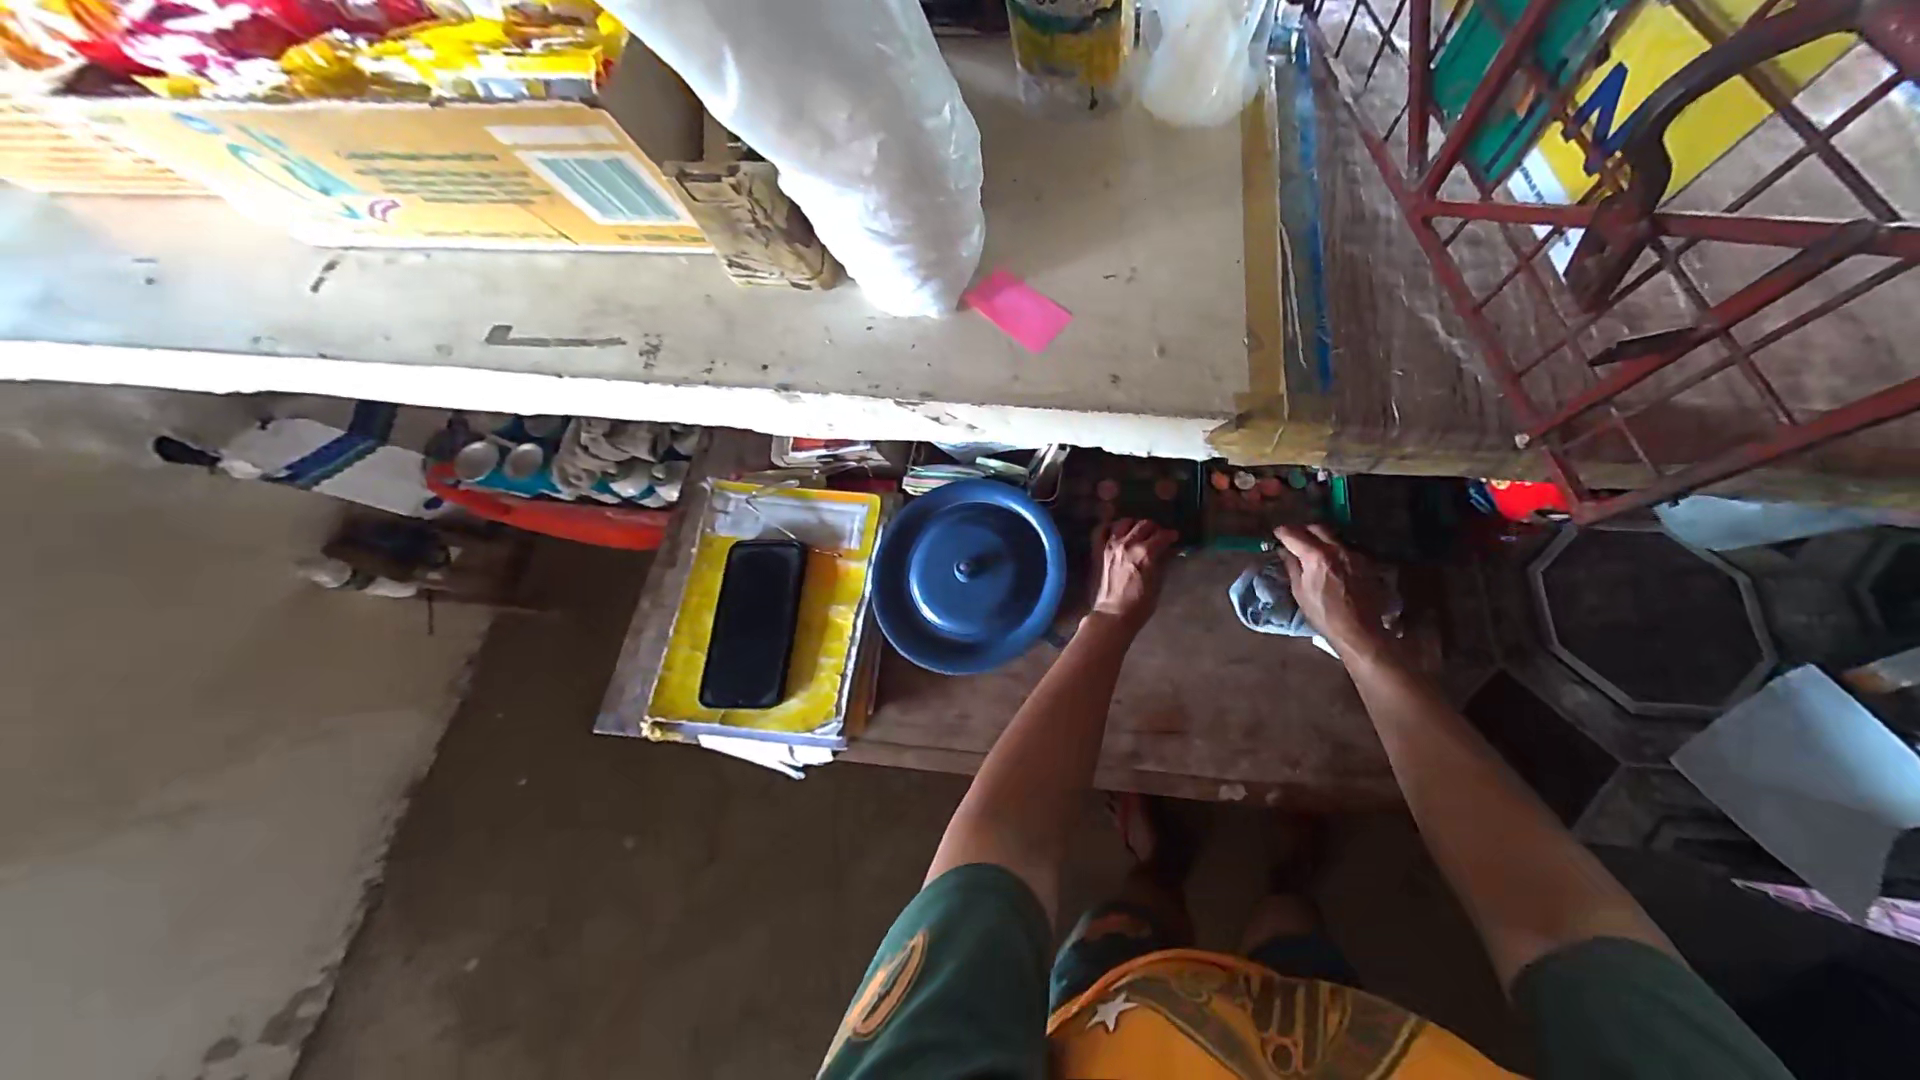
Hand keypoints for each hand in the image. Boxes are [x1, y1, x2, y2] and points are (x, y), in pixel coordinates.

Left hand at [1090, 519, 1177, 634]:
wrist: (1113, 614)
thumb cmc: (1140, 604)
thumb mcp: (1158, 583)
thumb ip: (1163, 562)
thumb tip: (1170, 550)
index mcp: (1146, 553)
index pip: (1162, 535)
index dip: (1171, 535)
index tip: (1174, 538)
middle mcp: (1128, 544)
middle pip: (1144, 525)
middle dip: (1154, 529)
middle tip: (1157, 536)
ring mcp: (1110, 545)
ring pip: (1124, 522)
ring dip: (1134, 525)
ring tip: (1138, 532)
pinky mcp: (1098, 550)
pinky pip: (1102, 530)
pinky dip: (1110, 528)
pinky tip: (1116, 532)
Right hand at [1273, 524, 1388, 656]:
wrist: (1359, 629)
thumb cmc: (1323, 613)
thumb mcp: (1299, 591)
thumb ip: (1292, 566)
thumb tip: (1284, 551)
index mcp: (1316, 556)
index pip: (1294, 534)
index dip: (1282, 532)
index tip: (1276, 534)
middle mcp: (1337, 549)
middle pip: (1317, 527)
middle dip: (1303, 529)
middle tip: (1294, 538)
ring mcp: (1354, 554)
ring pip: (1334, 535)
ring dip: (1320, 537)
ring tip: (1313, 547)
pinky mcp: (1366, 562)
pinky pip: (1346, 547)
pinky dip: (1335, 548)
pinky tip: (1331, 560)